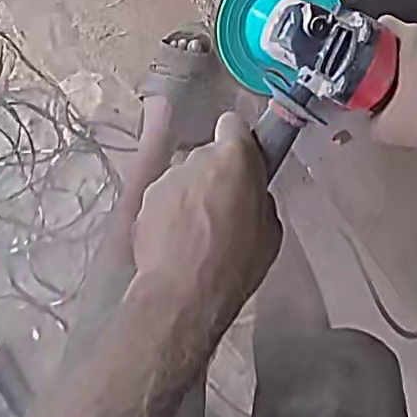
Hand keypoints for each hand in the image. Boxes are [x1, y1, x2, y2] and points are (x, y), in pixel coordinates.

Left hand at [130, 112, 280, 324]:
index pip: (233, 124)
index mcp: (234, 157)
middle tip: (223, 209)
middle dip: (215, 175)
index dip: (238, 142)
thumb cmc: (236, 262)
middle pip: (208, 156)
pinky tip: (176, 241)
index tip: (242, 164)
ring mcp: (167, 176)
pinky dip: (170, 212)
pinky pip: (165, 197)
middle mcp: (197, 157)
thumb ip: (258, 196)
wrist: (183, 292)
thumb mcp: (270, 230)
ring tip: (197, 233)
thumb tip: (248, 192)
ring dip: (191, 194)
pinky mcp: (145, 197)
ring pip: (185, 177)